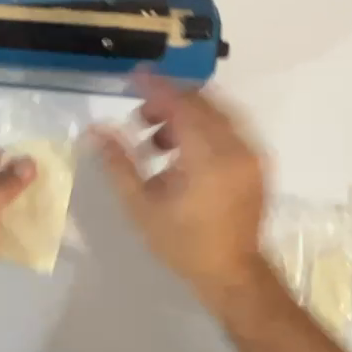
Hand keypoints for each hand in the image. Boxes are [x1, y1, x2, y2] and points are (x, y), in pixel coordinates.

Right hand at [94, 72, 268, 293]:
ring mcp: (251, 154)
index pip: (181, 104)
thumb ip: (118, 164)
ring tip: (156, 142)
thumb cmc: (183, 244)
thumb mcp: (141, 206)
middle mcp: (236, 146)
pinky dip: (203, 129)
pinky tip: (181, 153)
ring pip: (216, 114)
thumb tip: (95, 130)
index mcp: (208, 156)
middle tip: (138, 118)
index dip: (155, 87)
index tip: (132, 77)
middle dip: (168, 101)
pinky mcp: (256, 164)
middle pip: (202, 102)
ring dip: (185, 116)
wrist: (234, 274)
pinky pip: (229, 130)